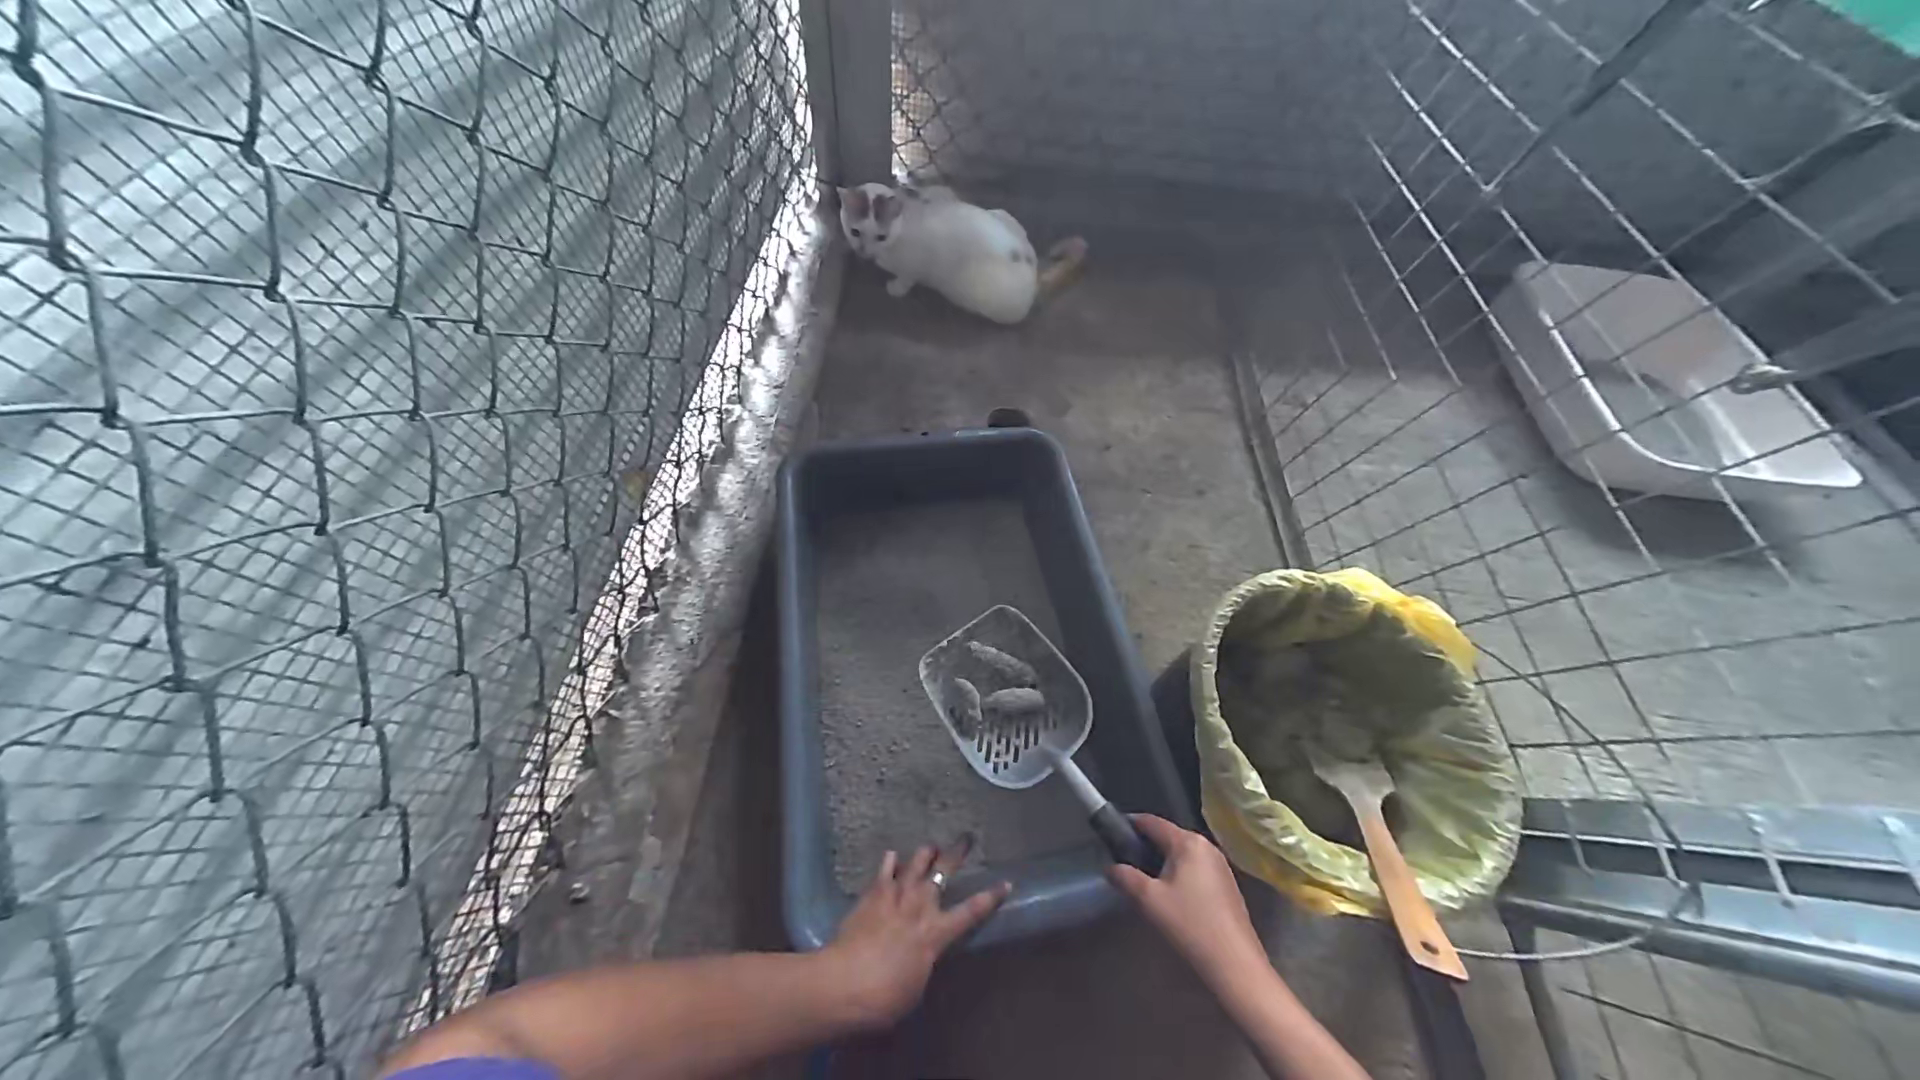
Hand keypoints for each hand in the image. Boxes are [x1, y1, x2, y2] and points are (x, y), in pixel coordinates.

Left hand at [823, 838, 1010, 1028]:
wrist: (845, 983)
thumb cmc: (885, 996)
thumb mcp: (917, 984)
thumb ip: (925, 959)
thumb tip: (923, 948)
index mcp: (936, 933)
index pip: (972, 911)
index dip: (990, 897)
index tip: (1005, 883)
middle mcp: (920, 905)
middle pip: (943, 871)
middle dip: (957, 853)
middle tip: (966, 838)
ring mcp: (895, 895)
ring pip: (915, 862)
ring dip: (925, 853)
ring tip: (931, 847)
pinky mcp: (872, 893)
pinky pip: (885, 869)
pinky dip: (891, 862)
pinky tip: (892, 857)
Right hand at [1107, 814, 1265, 983]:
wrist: (1235, 966)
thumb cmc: (1189, 925)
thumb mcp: (1148, 900)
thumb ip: (1125, 877)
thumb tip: (1111, 867)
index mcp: (1188, 842)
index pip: (1152, 821)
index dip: (1129, 824)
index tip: (1111, 833)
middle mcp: (1207, 846)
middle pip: (1168, 836)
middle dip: (1145, 846)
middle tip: (1124, 862)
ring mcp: (1221, 866)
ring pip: (1182, 855)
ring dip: (1162, 862)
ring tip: (1143, 881)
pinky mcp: (1227, 886)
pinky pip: (1195, 870)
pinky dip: (1179, 875)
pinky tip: (1171, 897)